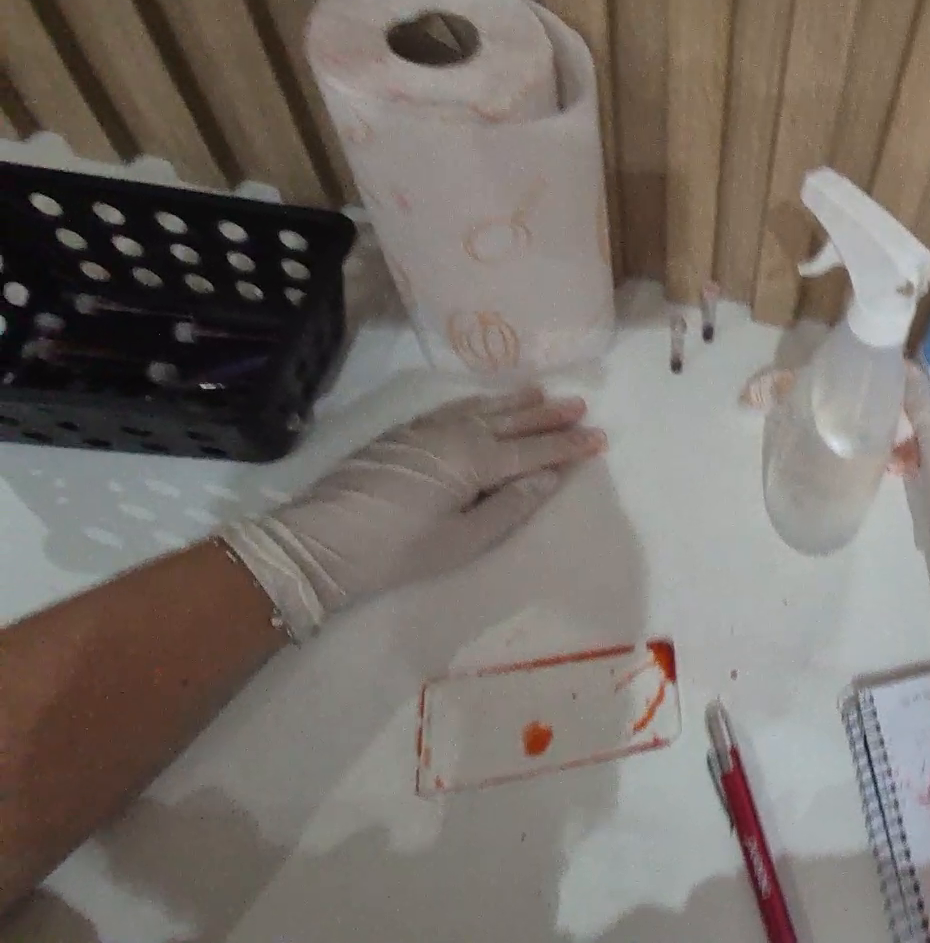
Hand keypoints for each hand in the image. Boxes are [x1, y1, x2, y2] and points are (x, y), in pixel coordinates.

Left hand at [220, 388, 606, 639]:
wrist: (314, 544)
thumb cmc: (398, 550)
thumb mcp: (465, 539)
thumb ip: (513, 504)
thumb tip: (550, 475)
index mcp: (476, 461)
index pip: (536, 450)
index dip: (571, 446)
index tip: (601, 439)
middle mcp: (457, 434)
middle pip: (514, 421)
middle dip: (551, 416)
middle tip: (581, 407)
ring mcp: (427, 429)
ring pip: (485, 408)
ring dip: (519, 401)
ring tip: (545, 393)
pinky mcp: (403, 433)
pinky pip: (455, 407)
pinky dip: (482, 401)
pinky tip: (488, 402)